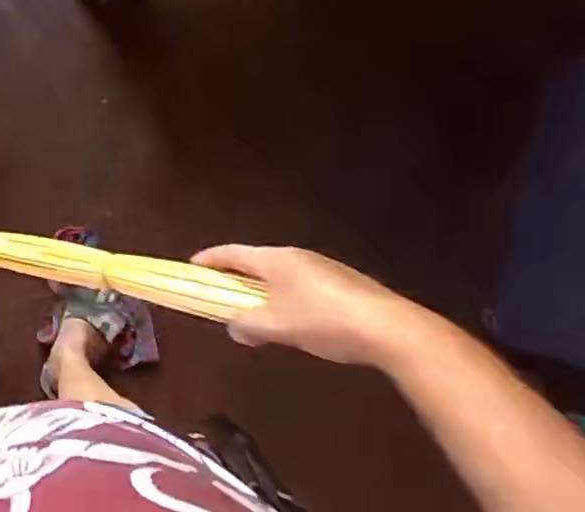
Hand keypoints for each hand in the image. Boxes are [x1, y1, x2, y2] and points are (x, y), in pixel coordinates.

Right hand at [191, 244, 438, 366]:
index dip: (210, 259)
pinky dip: (290, 295)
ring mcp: (323, 267)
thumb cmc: (323, 321)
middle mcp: (295, 256)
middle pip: (256, 261)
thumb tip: (233, 327)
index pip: (231, 253)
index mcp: (273, 259)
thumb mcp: (278, 328)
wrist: (391, 330)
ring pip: (282, 273)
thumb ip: (248, 325)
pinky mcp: (345, 283)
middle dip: (238, 276)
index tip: (193, 266)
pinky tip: (302, 320)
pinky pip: (304, 284)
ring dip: (265, 288)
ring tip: (262, 311)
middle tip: (225, 292)